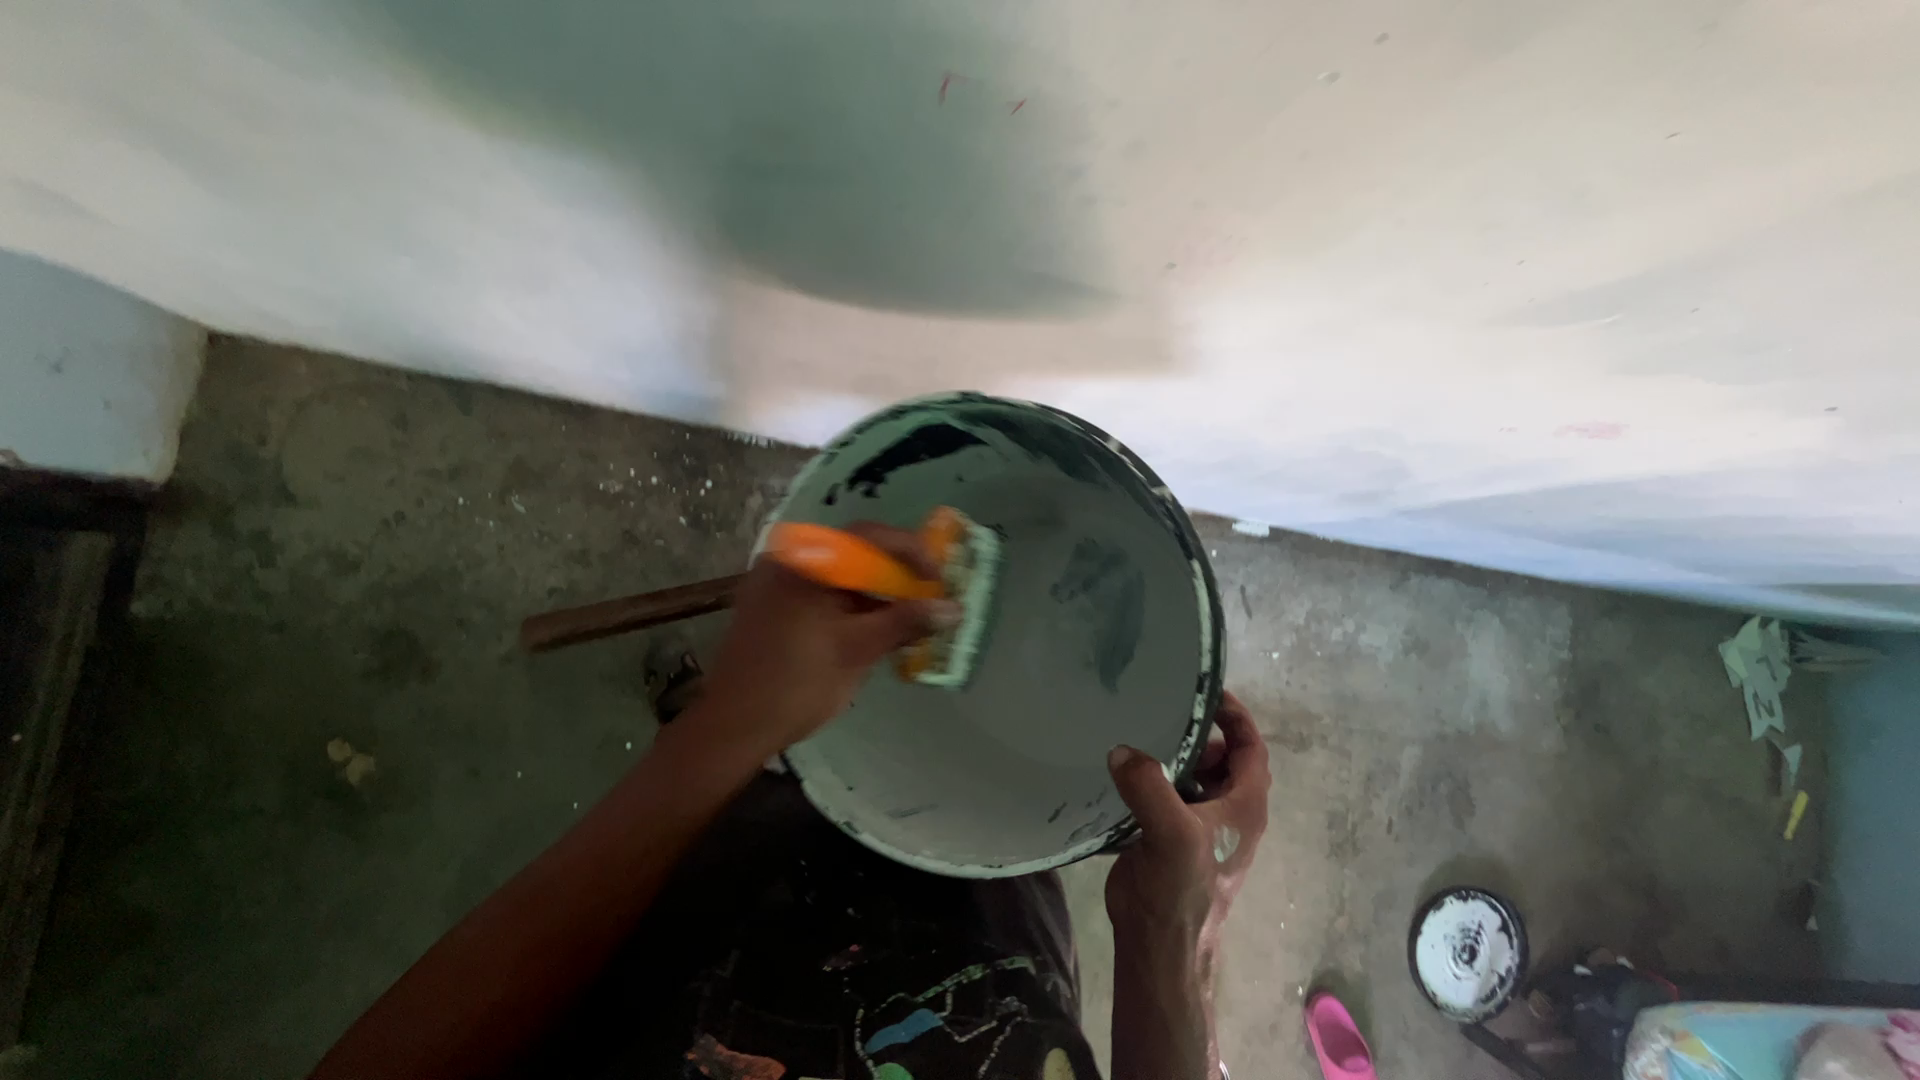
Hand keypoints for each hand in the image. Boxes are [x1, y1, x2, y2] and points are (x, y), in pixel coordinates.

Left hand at [693, 521, 955, 757]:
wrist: (733, 726)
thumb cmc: (798, 682)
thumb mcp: (859, 649)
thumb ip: (907, 621)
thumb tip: (953, 608)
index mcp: (807, 560)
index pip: (871, 535)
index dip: (913, 552)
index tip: (939, 580)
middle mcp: (788, 559)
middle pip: (855, 553)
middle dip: (896, 574)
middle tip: (928, 598)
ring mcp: (775, 582)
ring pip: (838, 575)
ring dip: (874, 592)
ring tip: (906, 619)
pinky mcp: (771, 606)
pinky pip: (820, 592)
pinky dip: (849, 605)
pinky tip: (871, 630)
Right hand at [1105, 691, 1269, 948]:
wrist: (1158, 945)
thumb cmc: (1181, 890)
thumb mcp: (1173, 834)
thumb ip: (1150, 787)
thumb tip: (1123, 750)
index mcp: (1244, 806)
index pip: (1250, 747)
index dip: (1235, 716)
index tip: (1206, 690)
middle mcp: (1227, 812)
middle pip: (1220, 757)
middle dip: (1196, 732)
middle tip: (1159, 708)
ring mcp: (1197, 825)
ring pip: (1190, 774)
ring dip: (1171, 753)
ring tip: (1136, 728)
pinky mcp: (1167, 836)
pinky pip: (1163, 793)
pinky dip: (1149, 775)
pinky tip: (1120, 764)